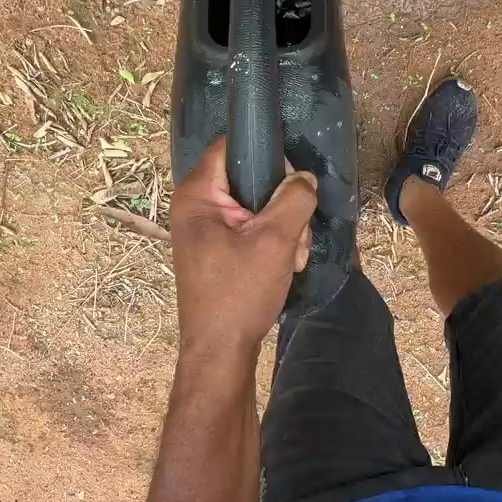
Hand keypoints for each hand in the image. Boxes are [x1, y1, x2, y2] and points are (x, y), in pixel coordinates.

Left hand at [169, 138, 318, 363]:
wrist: (221, 353)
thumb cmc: (239, 293)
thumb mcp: (274, 240)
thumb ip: (294, 199)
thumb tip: (305, 178)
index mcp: (197, 196)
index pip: (229, 147)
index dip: (263, 154)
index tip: (289, 178)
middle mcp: (196, 208)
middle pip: (250, 180)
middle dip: (282, 205)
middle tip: (294, 234)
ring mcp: (207, 231)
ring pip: (258, 208)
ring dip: (284, 229)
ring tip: (291, 259)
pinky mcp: (219, 251)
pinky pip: (253, 231)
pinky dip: (274, 245)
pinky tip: (285, 267)